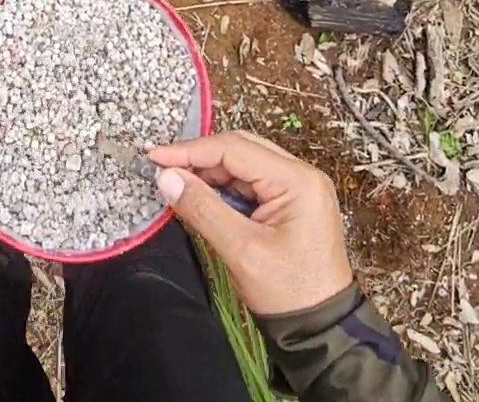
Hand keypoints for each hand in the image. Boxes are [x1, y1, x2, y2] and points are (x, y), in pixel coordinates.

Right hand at [149, 131, 352, 315]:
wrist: (322, 331)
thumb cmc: (288, 293)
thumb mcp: (241, 251)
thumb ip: (203, 209)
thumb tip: (166, 177)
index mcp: (297, 180)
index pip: (234, 149)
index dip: (191, 150)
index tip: (156, 157)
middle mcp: (301, 175)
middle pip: (240, 149)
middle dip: (199, 157)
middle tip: (164, 168)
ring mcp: (298, 187)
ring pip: (243, 164)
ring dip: (210, 171)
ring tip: (177, 182)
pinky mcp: (291, 202)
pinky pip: (250, 182)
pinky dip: (224, 186)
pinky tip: (202, 195)